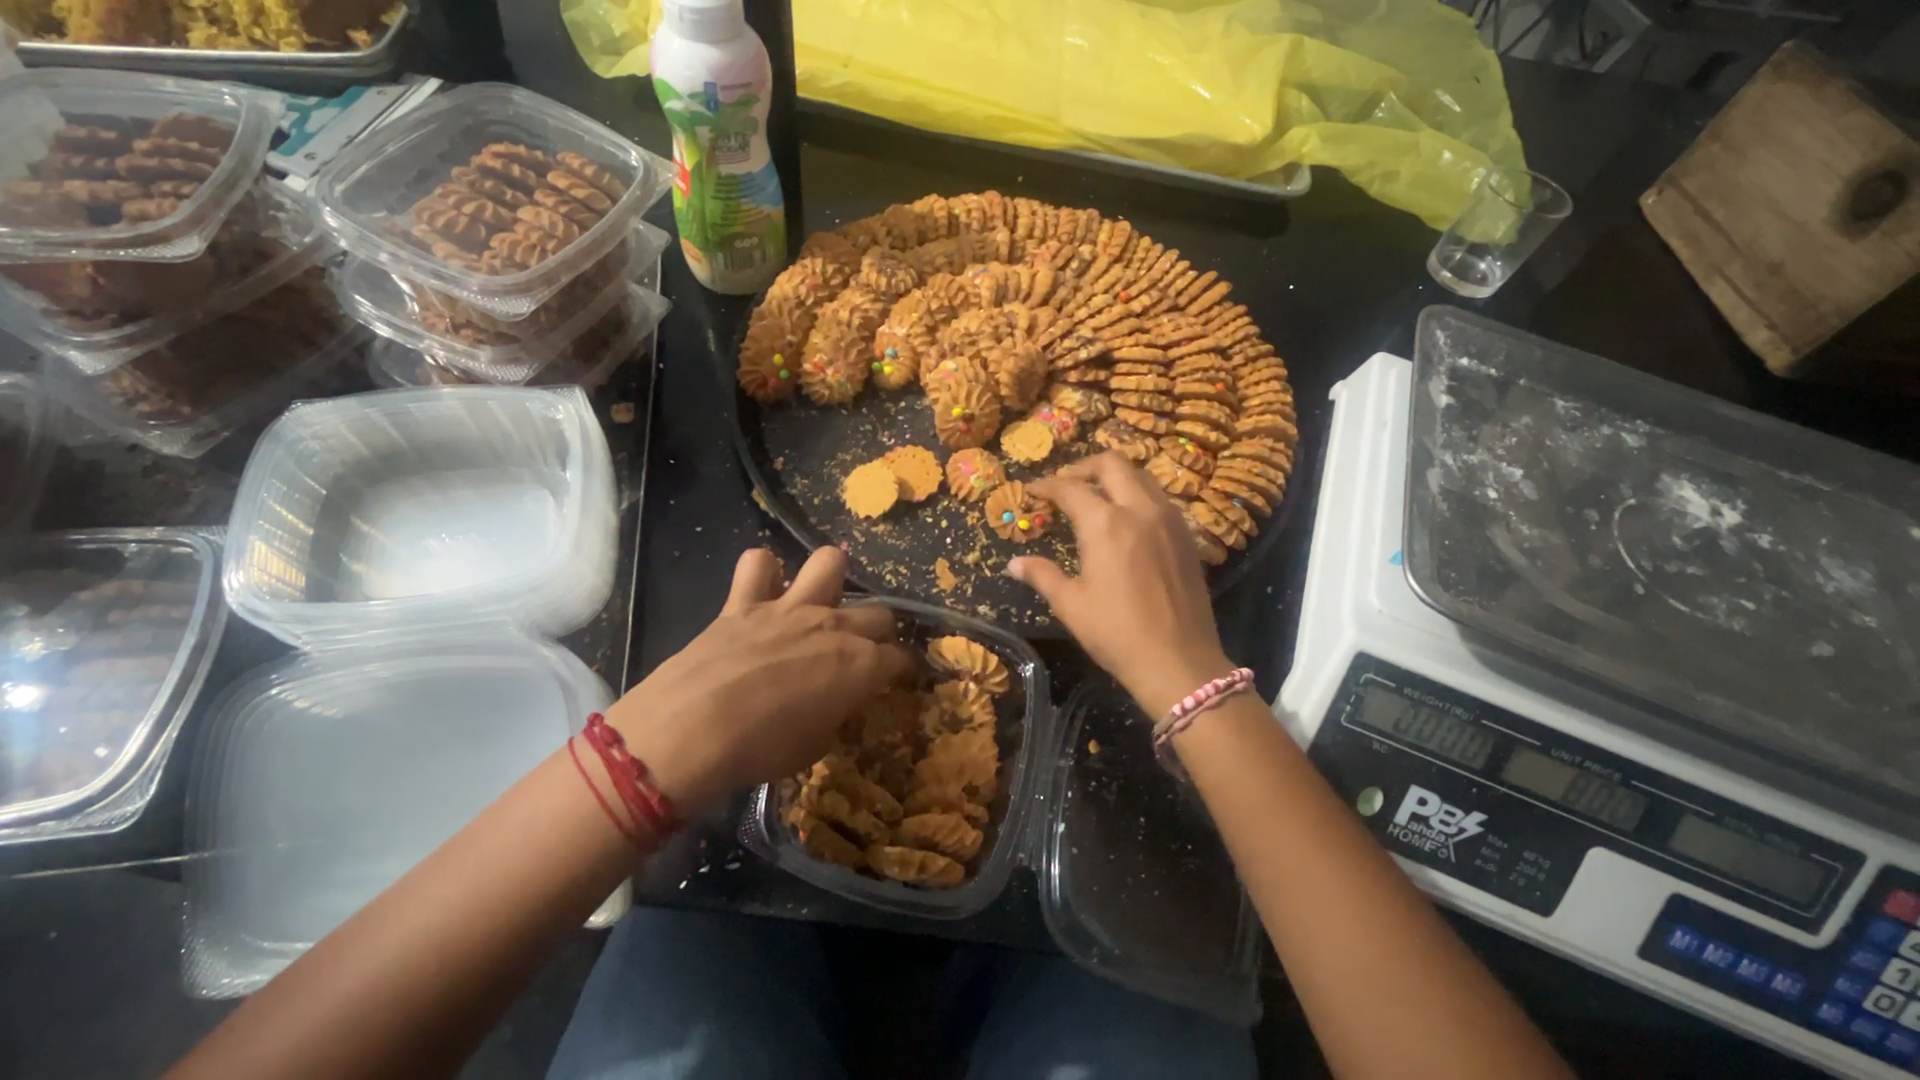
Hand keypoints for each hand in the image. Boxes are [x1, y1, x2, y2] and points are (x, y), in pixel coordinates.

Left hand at [608, 547, 913, 807]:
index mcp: (861, 666)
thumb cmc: (762, 750)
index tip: (890, 683)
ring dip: (831, 581)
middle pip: (878, 614)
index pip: (898, 660)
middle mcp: (834, 627)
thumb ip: (833, 715)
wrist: (692, 730)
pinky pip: (758, 563)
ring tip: (819, 605)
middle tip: (861, 655)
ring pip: (830, 562)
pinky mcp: (742, 602)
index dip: (897, 672)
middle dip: (878, 634)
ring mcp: (788, 607)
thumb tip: (834, 703)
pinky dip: (763, 574)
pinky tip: (762, 593)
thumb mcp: (814, 747)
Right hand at [1011, 452, 1234, 717]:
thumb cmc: (1116, 634)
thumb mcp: (1071, 605)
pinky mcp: (1188, 536)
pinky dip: (1140, 495)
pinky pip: (1161, 499)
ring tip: (1098, 495)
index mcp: (1105, 524)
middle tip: (1066, 483)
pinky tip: (1129, 519)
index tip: (1032, 490)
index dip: (1047, 485)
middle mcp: (1140, 510)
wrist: (1178, 660)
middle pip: (1112, 464)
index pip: (1070, 488)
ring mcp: (1169, 520)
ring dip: (1116, 477)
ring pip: (1142, 476)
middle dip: (1084, 467)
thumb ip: (1042, 575)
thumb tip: (1014, 563)